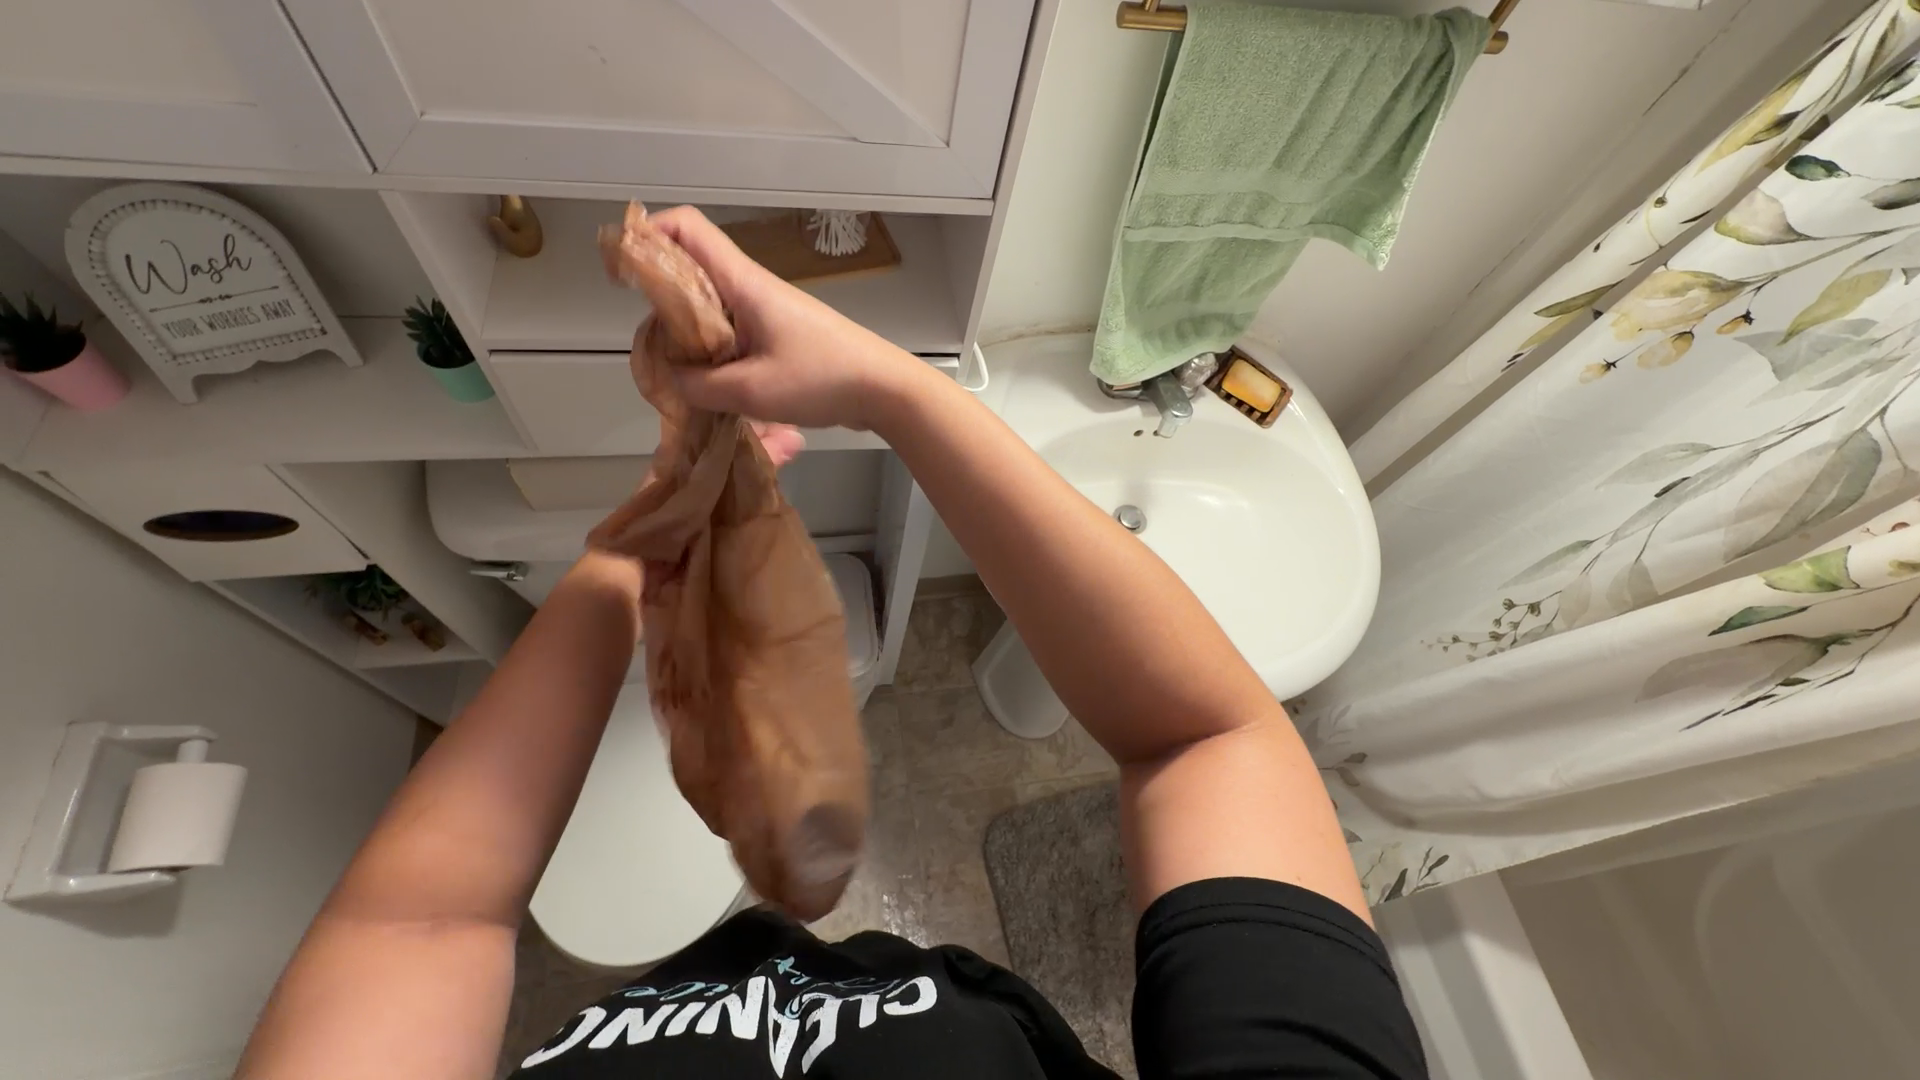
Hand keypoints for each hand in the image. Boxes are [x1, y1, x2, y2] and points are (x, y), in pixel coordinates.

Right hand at [647, 206, 924, 431]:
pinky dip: (719, 360)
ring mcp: (768, 314)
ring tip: (690, 382)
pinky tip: (720, 392)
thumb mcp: (751, 391)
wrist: (885, 390)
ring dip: (693, 343)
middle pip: (691, 276)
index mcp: (743, 282)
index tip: (622, 271)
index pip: (686, 228)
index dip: (646, 236)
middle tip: (660, 354)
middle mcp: (752, 289)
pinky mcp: (781, 338)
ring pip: (712, 313)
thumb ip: (698, 384)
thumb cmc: (822, 379)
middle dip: (663, 308)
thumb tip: (671, 377)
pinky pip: (735, 339)